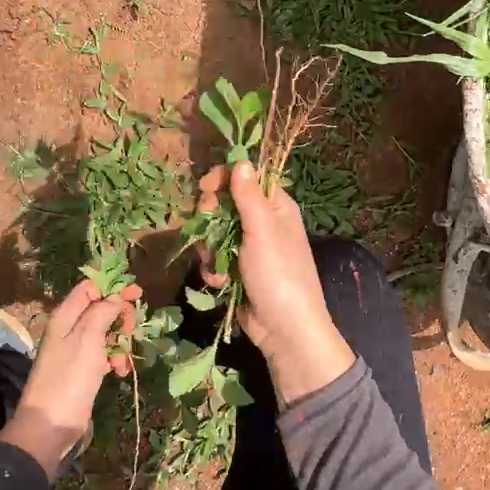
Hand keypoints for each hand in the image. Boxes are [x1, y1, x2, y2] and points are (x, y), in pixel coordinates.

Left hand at [0, 278, 139, 475]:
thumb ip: (103, 311)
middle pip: (102, 308)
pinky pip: (105, 353)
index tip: (137, 293)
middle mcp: (70, 329)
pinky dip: (115, 359)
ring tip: (123, 360)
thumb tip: (116, 297)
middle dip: (121, 317)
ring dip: (120, 342)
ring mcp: (77, 350)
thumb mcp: (88, 338)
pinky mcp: (84, 369)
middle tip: (132, 329)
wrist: (51, 425)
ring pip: (107, 332)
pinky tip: (119, 371)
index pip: (90, 287)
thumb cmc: (69, 378)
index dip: (113, 287)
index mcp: (66, 316)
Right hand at [197, 161, 354, 406]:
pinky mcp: (238, 271)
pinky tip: (220, 282)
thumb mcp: (262, 229)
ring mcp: (250, 248)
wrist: (285, 329)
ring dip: (210, 249)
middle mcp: (263, 222)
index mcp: (276, 206)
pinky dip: (214, 269)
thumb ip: (248, 195)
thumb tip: (242, 160)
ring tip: (217, 266)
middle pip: (224, 204)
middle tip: (207, 229)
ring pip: (215, 233)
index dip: (223, 179)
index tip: (205, 189)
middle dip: (210, 218)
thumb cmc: (278, 273)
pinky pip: (216, 258)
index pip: (246, 178)